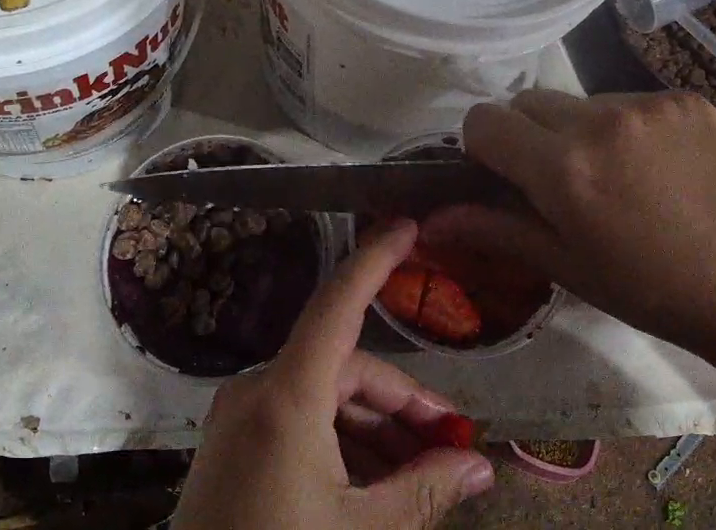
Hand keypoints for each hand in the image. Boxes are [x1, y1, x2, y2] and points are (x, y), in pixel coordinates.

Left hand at [172, 220, 494, 529]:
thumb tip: (481, 465)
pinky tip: (376, 487)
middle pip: (345, 369)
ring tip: (423, 477)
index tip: (408, 225)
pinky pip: (299, 424)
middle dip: (402, 404)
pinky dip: (342, 444)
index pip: (339, 304)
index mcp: (286, 395)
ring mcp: (240, 418)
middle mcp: (258, 390)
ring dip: (376, 430)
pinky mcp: (233, 446)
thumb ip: (425, 490)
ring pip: (324, 400)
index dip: (376, 260)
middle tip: (451, 446)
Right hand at [423, 90, 715, 359]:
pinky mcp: (688, 99)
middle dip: (529, 136)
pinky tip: (663, 170)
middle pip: (528, 103)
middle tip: (562, 183)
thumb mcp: (571, 268)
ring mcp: (648, 104)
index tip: (504, 178)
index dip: (483, 148)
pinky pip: (632, 101)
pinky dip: (629, 128)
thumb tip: (430, 221)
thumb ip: (497, 231)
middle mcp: (599, 120)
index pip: (484, 121)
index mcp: (563, 168)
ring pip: (581, 102)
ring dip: (580, 131)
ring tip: (622, 179)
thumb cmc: (660, 293)